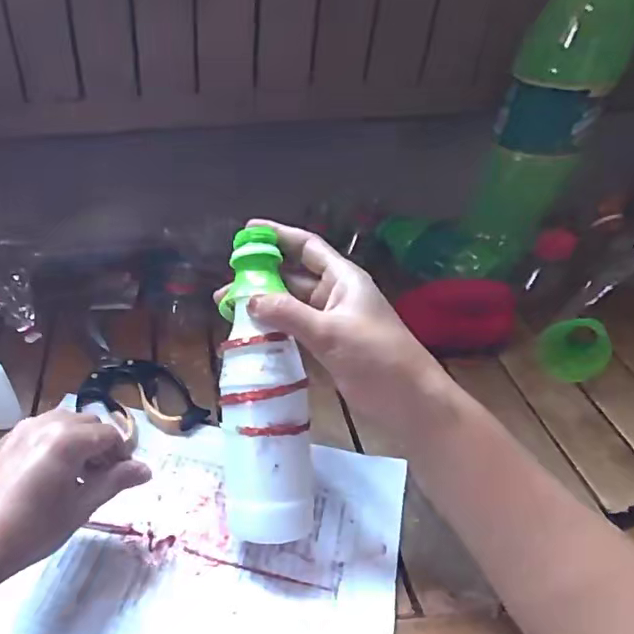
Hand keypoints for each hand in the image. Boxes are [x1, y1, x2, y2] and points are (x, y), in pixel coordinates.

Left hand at [0, 411, 150, 589]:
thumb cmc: (31, 529)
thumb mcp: (79, 507)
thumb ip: (113, 482)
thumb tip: (145, 469)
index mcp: (67, 437)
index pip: (109, 434)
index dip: (123, 456)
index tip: (126, 479)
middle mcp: (43, 423)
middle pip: (86, 423)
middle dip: (101, 447)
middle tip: (104, 480)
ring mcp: (18, 431)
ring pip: (61, 425)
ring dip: (78, 445)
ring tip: (77, 481)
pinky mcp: (2, 443)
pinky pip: (38, 434)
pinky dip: (54, 447)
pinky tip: (49, 480)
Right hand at [226, 219, 453, 436]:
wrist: (408, 401)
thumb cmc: (378, 357)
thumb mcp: (331, 332)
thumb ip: (289, 314)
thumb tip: (249, 299)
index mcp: (343, 280)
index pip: (307, 247)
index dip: (278, 236)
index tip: (247, 233)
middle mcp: (334, 296)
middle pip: (291, 278)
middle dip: (259, 278)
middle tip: (225, 285)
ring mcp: (329, 323)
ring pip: (288, 307)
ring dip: (261, 307)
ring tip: (228, 310)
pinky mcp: (324, 348)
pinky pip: (291, 331)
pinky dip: (271, 331)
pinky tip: (249, 335)